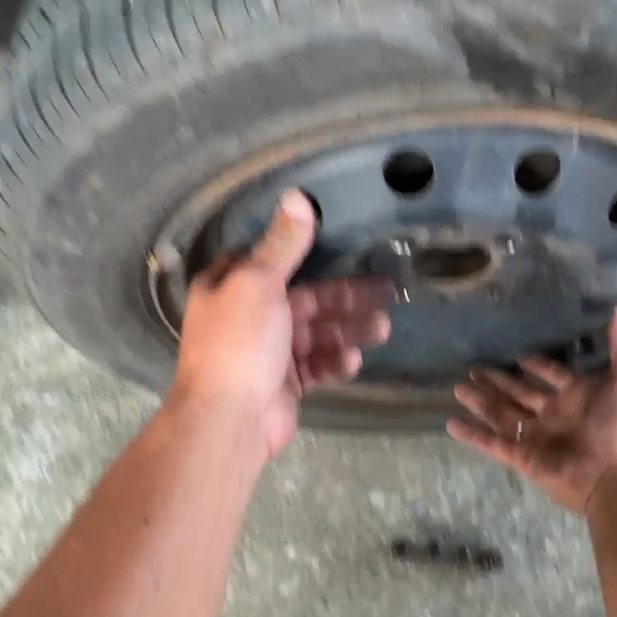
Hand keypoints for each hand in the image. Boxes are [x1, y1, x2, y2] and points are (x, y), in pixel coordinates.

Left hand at [170, 190, 393, 458]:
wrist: (229, 420)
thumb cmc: (240, 342)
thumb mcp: (260, 282)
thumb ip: (284, 244)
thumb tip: (297, 195)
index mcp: (231, 287)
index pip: (268, 260)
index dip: (301, 251)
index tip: (339, 244)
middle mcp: (248, 316)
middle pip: (305, 298)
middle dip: (345, 296)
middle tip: (387, 292)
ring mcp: (268, 352)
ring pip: (317, 332)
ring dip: (349, 329)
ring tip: (383, 328)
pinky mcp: (285, 383)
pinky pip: (317, 364)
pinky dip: (336, 360)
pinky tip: (354, 360)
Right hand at [446, 306, 616, 512]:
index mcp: (579, 395)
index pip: (550, 372)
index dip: (534, 360)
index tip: (513, 345)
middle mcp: (555, 414)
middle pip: (519, 392)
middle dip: (498, 379)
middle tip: (474, 364)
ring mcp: (537, 437)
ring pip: (502, 414)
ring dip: (480, 401)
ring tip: (457, 386)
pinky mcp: (524, 457)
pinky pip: (492, 443)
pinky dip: (472, 435)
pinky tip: (451, 423)